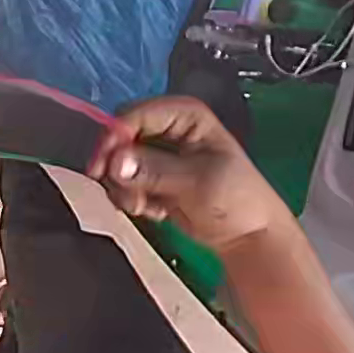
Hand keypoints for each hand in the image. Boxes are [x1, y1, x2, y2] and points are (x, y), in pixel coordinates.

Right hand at [89, 95, 293, 254]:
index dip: (115, 137)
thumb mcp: (197, 182)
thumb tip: (116, 163)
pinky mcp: (151, 178)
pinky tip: (154, 211)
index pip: (135, 115)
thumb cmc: (237, 200)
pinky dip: (131, 199)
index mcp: (184, 115)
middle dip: (117, 167)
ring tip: (144, 208)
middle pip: (119, 137)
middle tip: (122, 193)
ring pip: (117, 162)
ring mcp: (157, 154)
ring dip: (124, 188)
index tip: (104, 166)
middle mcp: (166, 128)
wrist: (248, 237)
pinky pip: (123, 183)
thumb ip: (154, 171)